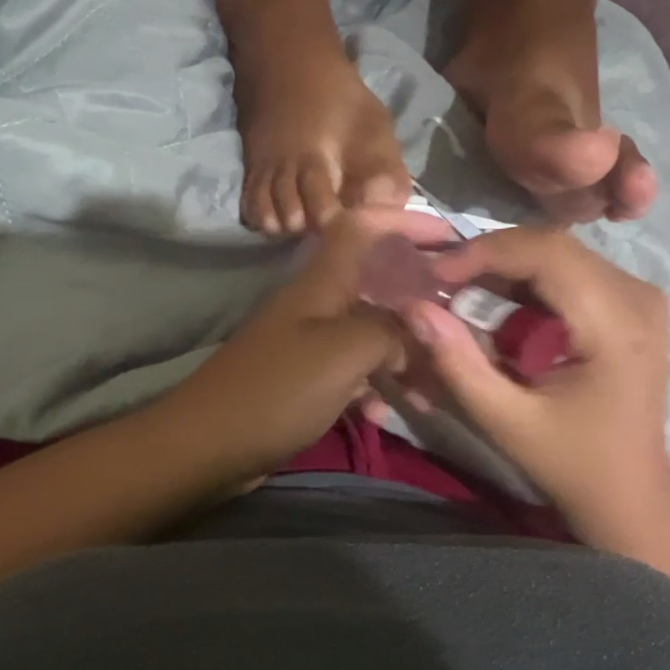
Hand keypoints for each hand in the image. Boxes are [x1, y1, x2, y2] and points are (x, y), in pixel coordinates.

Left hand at [154, 208, 455, 479]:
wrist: (209, 447)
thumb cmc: (278, 391)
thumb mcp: (346, 352)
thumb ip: (390, 330)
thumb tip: (415, 331)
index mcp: (322, 283)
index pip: (364, 227)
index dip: (407, 222)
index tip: (453, 241)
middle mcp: (315, 307)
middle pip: (376, 286)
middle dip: (419, 303)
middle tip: (460, 329)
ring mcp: (306, 348)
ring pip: (367, 338)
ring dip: (401, 359)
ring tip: (433, 388)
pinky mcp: (300, 386)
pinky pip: (349, 377)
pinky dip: (371, 391)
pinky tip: (386, 415)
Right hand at [399, 224, 669, 524]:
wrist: (627, 492)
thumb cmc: (569, 463)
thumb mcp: (505, 420)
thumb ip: (458, 364)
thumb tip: (414, 309)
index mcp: (618, 323)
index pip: (547, 254)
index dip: (485, 252)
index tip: (434, 273)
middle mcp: (639, 295)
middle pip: (555, 248)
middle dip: (491, 260)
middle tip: (439, 284)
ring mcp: (643, 298)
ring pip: (563, 257)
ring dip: (507, 272)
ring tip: (460, 296)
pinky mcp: (635, 308)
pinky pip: (575, 277)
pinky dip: (530, 287)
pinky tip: (498, 310)